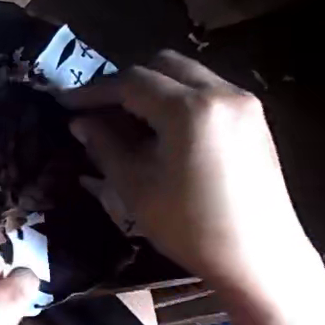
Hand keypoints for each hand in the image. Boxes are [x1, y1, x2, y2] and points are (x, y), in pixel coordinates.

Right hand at [65, 52, 311, 296]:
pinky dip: (181, 99)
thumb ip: (105, 145)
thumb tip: (81, 122)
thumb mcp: (136, 187)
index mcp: (189, 108)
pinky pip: (209, 92)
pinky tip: (166, 131)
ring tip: (131, 122)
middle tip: (100, 110)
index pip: (131, 82)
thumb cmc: (190, 226)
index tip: (66, 103)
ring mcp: (243, 103)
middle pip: (163, 65)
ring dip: (156, 89)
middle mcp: (221, 92)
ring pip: (188, 75)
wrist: (258, 258)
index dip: (94, 90)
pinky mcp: (255, 119)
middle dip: (126, 83)